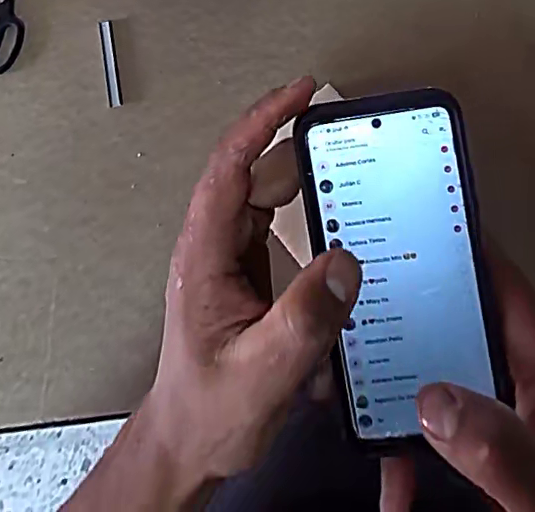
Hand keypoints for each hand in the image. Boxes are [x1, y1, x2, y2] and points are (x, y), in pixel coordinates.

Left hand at [67, 77, 358, 510]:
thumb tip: (343, 261)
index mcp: (205, 254)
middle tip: (334, 119)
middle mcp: (215, 242)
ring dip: (301, 164)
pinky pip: (277, 211)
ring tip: (339, 151)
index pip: (231, 166)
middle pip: (253, 167)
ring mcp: (231, 250)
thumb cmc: (209, 411)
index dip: (264, 121)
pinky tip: (330, 199)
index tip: (298, 93)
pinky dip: (306, 194)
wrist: (190, 441)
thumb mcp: (261, 372)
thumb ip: (303, 320)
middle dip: (291, 134)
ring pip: (266, 187)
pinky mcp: (249, 262)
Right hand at [379, 251, 534, 510]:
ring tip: (366, 381)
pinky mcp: (481, 452)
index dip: (464, 245)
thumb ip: (500, 444)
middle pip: (460, 321)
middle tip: (372, 291)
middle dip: (418, 307)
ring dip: (404, 380)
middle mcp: (517, 380)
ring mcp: (498, 416)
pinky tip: (392, 472)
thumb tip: (437, 400)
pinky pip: (434, 428)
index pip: (501, 282)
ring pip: (440, 374)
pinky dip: (406, 442)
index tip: (424, 221)